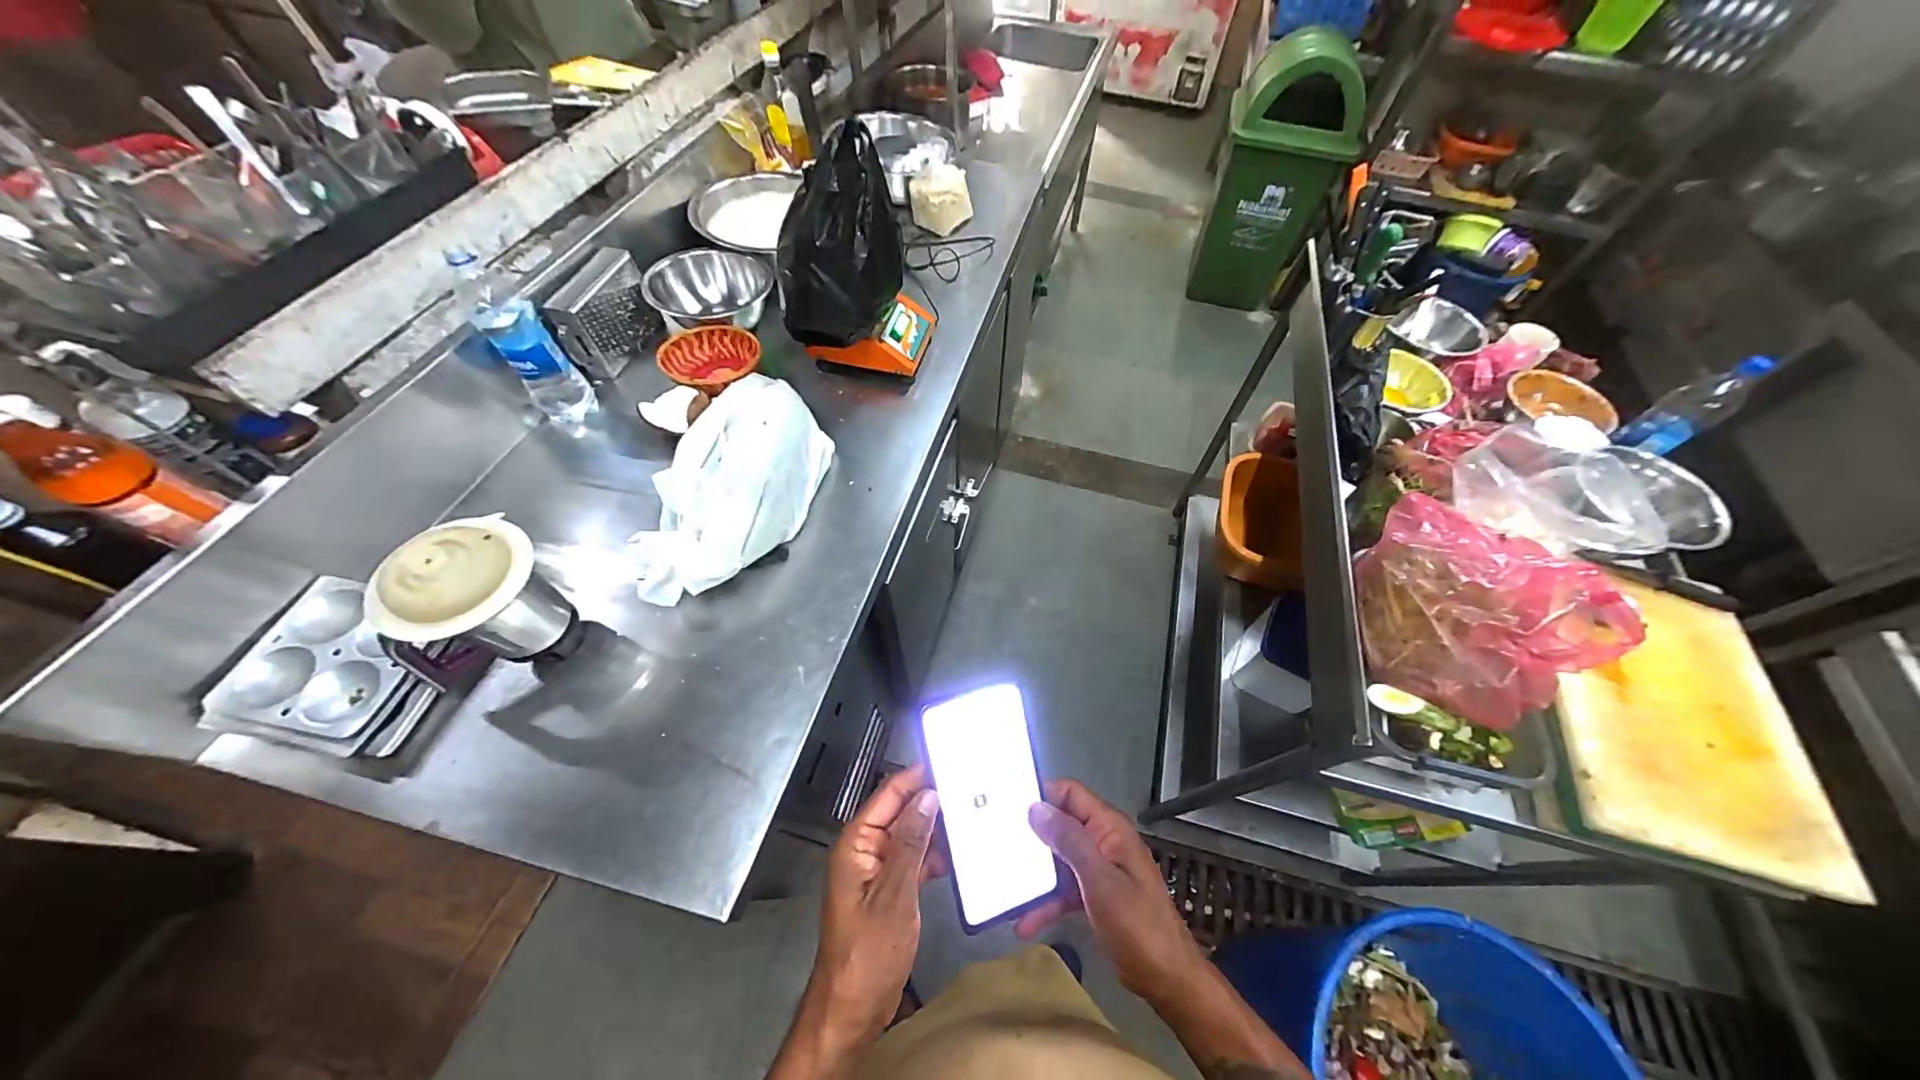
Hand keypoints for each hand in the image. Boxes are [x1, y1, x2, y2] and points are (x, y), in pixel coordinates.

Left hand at [811, 763, 943, 1040]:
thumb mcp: (895, 893)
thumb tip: (927, 799)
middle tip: (965, 793)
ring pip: (908, 837)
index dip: (915, 777)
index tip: (944, 763)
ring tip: (965, 823)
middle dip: (929, 803)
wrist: (853, 1007)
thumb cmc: (866, 955)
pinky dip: (929, 858)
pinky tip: (951, 860)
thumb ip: (911, 842)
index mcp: (855, 844)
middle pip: (899, 813)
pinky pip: (910, 861)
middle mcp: (863, 852)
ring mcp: (875, 872)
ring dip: (933, 832)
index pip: (887, 795)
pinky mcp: (886, 891)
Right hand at [1017, 779, 1207, 999]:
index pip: (1071, 793)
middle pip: (1061, 825)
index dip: (1041, 794)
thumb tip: (1037, 807)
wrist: (1167, 979)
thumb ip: (1069, 840)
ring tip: (1005, 888)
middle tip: (996, 842)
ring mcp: (1100, 870)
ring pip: (1058, 860)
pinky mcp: (1096, 896)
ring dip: (1035, 876)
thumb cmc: (1137, 925)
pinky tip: (1025, 922)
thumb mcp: (1099, 880)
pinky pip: (1065, 889)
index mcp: (1109, 829)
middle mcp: (1103, 842)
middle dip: (1032, 836)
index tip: (1007, 805)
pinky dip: (1047, 903)